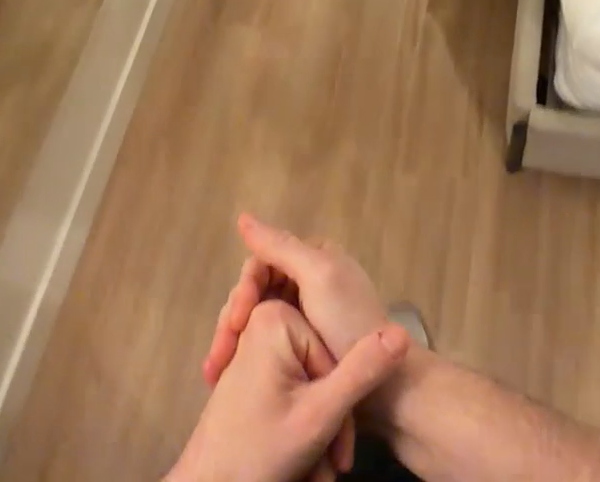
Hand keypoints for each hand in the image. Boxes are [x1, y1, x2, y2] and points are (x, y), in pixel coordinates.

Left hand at [169, 300, 409, 481]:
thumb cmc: (258, 453)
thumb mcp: (320, 414)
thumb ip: (363, 371)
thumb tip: (402, 333)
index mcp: (276, 317)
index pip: (335, 354)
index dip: (342, 402)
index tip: (338, 447)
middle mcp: (264, 321)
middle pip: (323, 365)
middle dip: (331, 416)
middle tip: (329, 461)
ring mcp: (256, 346)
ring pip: (311, 380)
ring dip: (318, 424)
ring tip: (313, 465)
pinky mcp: (254, 369)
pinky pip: (293, 386)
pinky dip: (300, 420)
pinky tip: (299, 455)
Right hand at [203, 214, 388, 387]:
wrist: (383, 382)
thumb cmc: (350, 323)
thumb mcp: (318, 277)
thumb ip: (281, 247)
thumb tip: (242, 218)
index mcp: (314, 257)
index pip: (262, 261)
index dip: (243, 290)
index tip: (235, 322)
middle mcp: (307, 279)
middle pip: (255, 290)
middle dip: (232, 320)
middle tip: (219, 355)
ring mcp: (302, 313)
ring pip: (253, 318)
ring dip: (232, 341)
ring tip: (216, 372)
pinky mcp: (299, 344)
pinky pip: (261, 341)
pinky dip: (242, 355)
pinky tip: (227, 376)